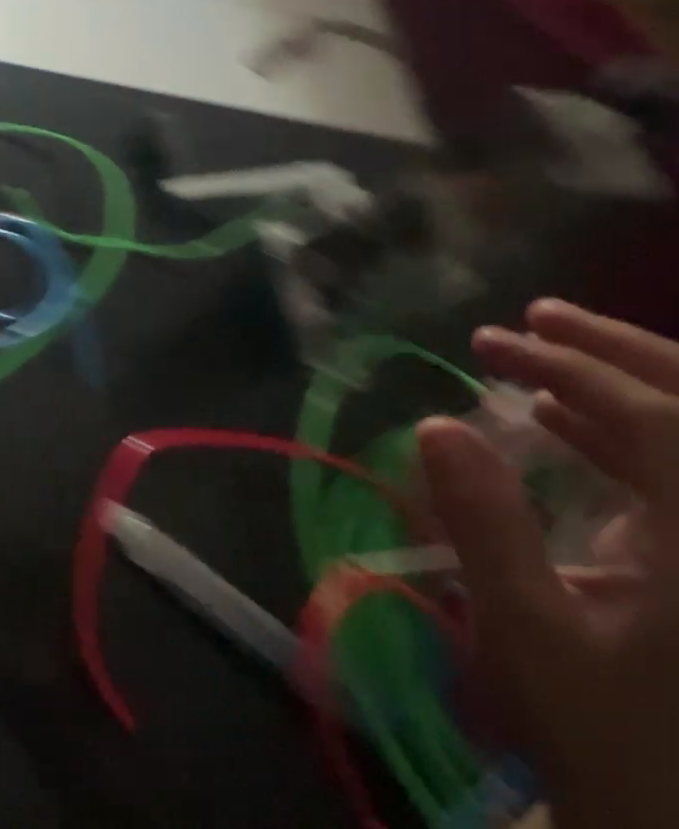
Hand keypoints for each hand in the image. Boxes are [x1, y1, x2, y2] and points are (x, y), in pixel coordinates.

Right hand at [418, 300, 678, 828]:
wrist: (671, 815)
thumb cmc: (603, 731)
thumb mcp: (528, 631)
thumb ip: (487, 524)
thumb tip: (439, 427)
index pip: (660, 422)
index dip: (576, 368)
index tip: (492, 341)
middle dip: (621, 354)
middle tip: (535, 316)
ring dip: (622, 389)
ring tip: (540, 353)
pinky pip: (677, 477)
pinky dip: (625, 440)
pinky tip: (561, 425)